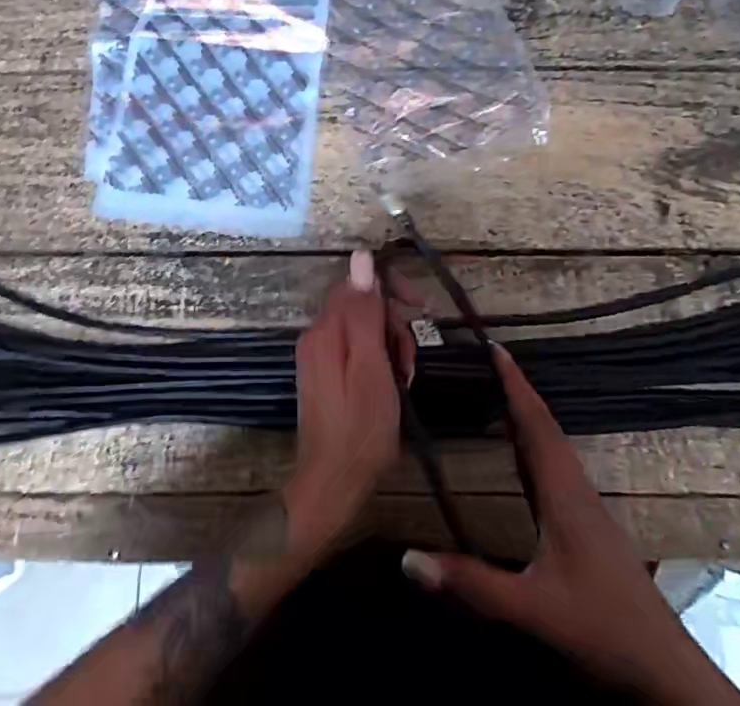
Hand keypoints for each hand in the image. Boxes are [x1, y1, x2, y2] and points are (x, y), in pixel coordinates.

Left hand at [283, 250, 419, 561]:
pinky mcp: (326, 376)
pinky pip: (357, 351)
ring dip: (391, 346)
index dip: (392, 290)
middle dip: (394, 324)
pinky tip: (393, 385)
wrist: (334, 482)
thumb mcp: (371, 365)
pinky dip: (380, 361)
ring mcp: (319, 357)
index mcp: (326, 330)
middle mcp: (317, 336)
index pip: (359, 284)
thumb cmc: (361, 426)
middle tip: (411, 359)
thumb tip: (361, 257)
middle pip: (362, 307)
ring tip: (405, 378)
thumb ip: (365, 312)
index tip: (422, 309)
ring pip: (363, 330)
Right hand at [400, 345, 739, 705]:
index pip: (536, 425)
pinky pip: (554, 467)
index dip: (516, 385)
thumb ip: (472, 583)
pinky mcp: (586, 523)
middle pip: (545, 427)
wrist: (662, 663)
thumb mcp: (532, 608)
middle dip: (517, 390)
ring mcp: (584, 506)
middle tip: (487, 362)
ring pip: (552, 446)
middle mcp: (575, 489)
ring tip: (497, 393)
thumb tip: (407, 558)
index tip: (495, 348)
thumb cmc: (601, 627)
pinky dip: (533, 444)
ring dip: (527, 415)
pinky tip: (521, 455)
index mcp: (564, 494)